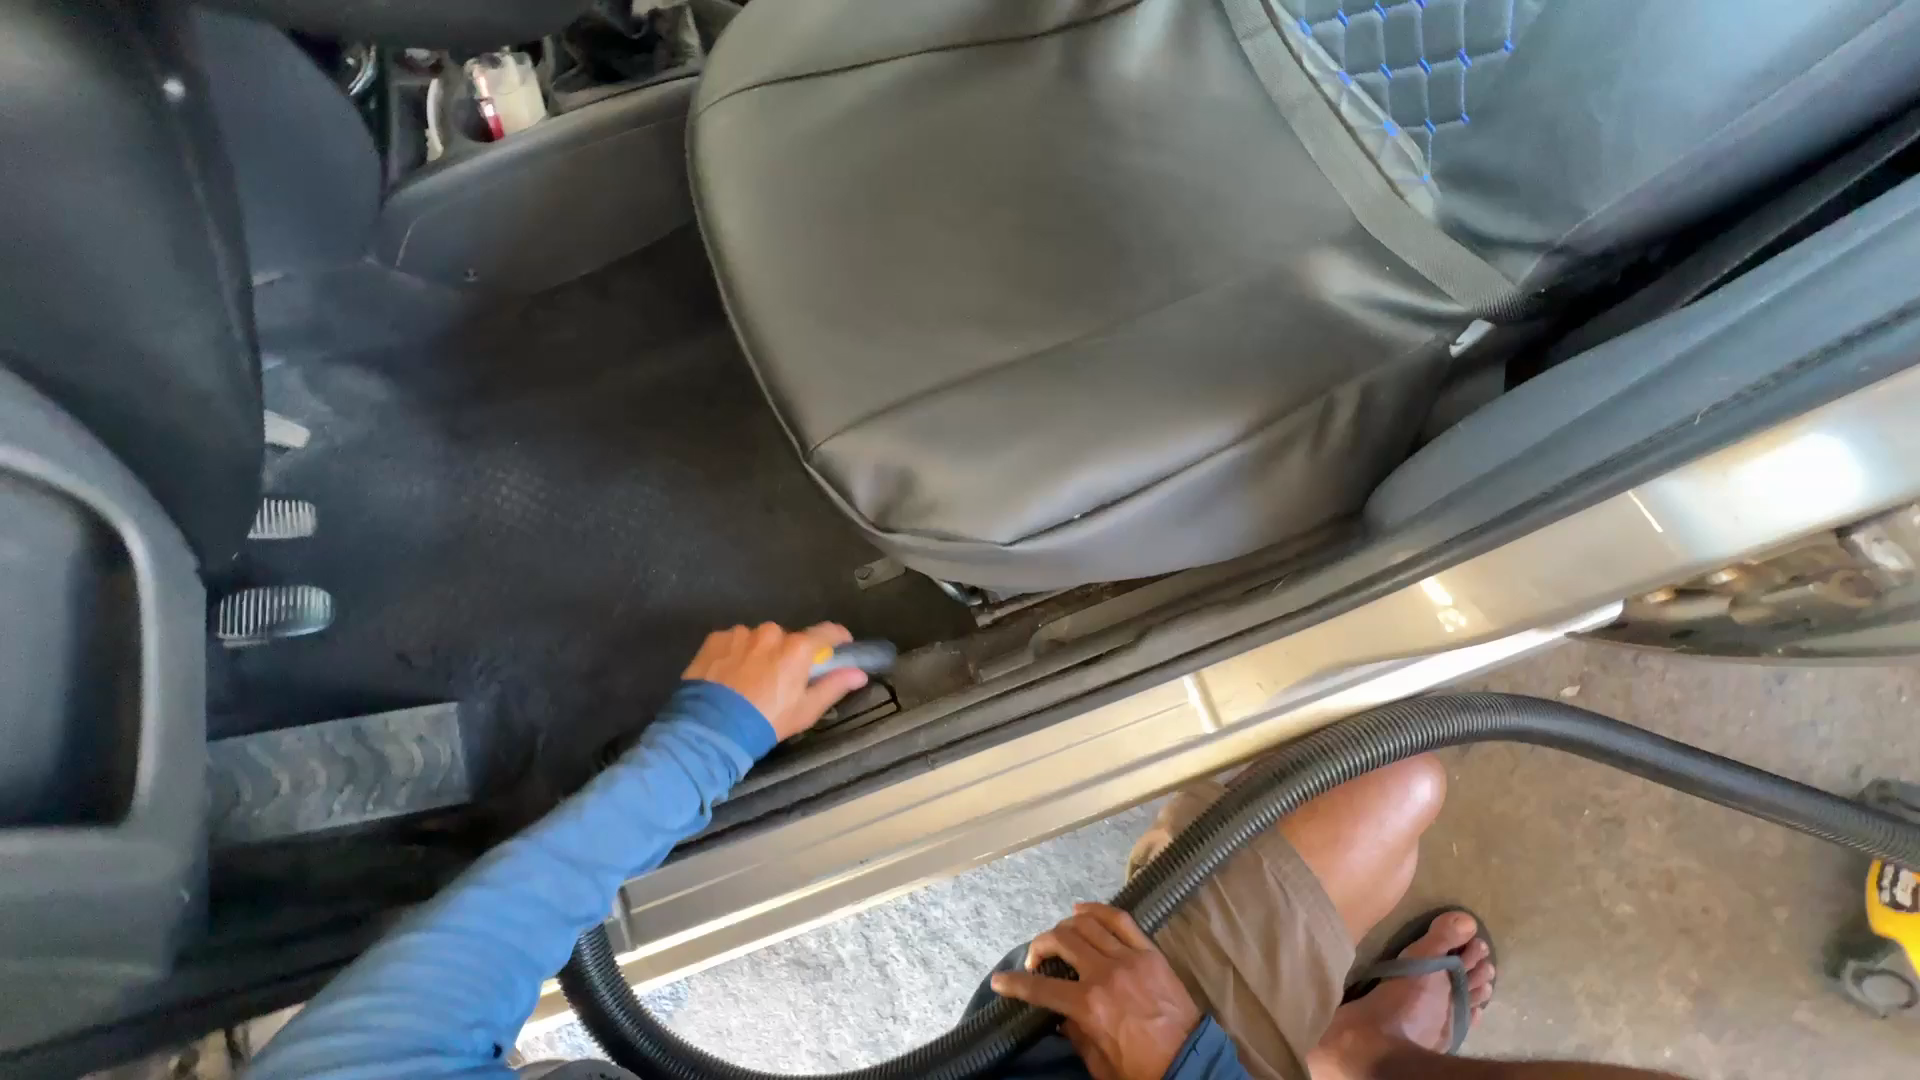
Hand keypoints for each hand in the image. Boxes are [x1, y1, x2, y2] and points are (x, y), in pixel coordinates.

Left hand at [681, 622, 867, 740]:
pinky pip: (734, 641)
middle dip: (789, 653)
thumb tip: (859, 674)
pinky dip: (735, 654)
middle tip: (781, 680)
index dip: (837, 639)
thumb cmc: (765, 721)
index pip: (828, 632)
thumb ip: (834, 686)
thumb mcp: (805, 710)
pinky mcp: (716, 639)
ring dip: (760, 653)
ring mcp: (741, 634)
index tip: (839, 648)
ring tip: (749, 681)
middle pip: (789, 638)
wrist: (708, 730)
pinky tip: (729, 677)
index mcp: (798, 648)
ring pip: (759, 639)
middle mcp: (771, 633)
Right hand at [991, 903, 1202, 1079]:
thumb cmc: (1142, 1071)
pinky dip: (1096, 909)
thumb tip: (1058, 1016)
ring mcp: (1129, 957)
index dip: (1015, 984)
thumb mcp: (1100, 1065)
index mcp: (1090, 1006)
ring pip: (1086, 924)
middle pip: (1061, 941)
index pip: (1040, 989)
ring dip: (1064, 927)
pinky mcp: (1149, 951)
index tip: (1000, 981)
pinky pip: (1119, 918)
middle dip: (1040, 947)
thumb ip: (1075, 1036)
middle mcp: (1105, 973)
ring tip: (1058, 937)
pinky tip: (1081, 910)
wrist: (1192, 1065)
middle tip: (1036, 960)